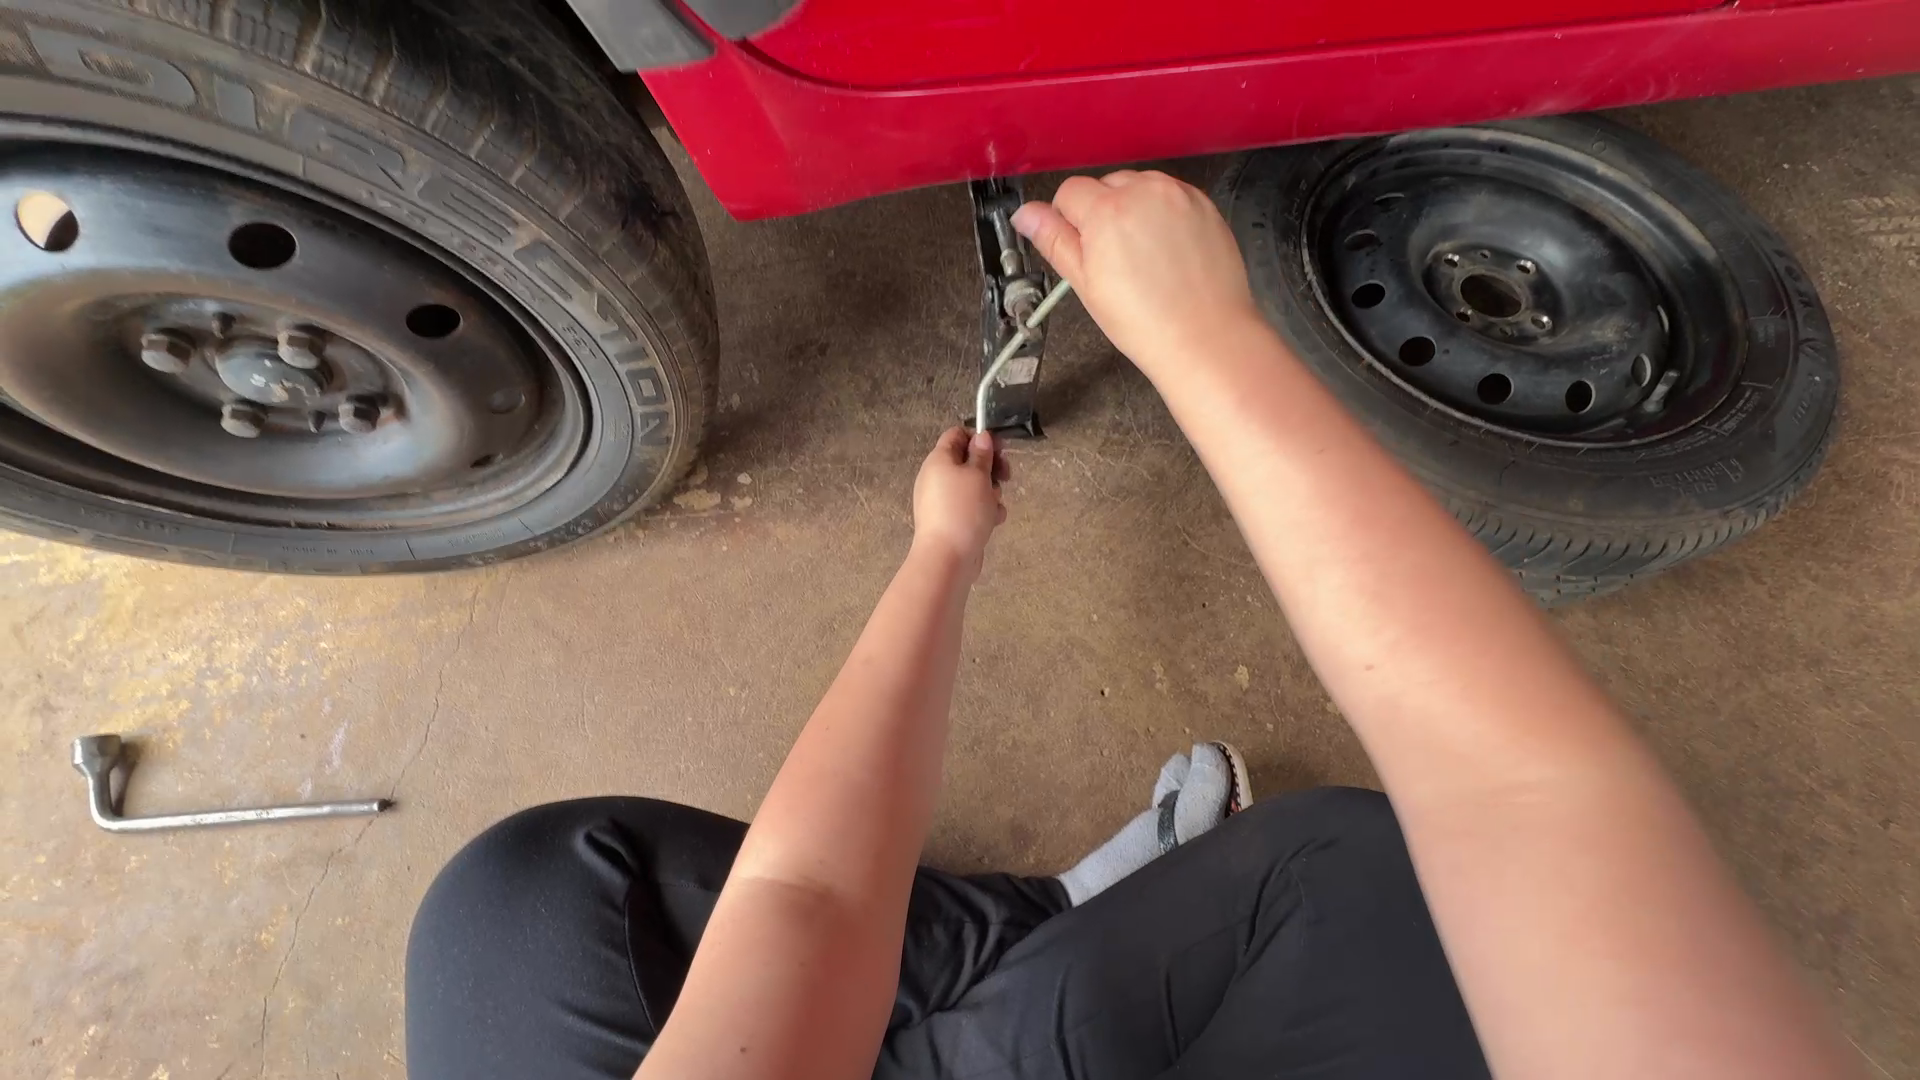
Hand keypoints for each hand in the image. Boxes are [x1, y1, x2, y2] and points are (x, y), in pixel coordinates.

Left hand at [912, 427, 1007, 571]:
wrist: (948, 558)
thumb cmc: (963, 510)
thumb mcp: (978, 475)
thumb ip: (982, 454)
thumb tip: (981, 437)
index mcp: (939, 460)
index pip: (957, 434)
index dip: (979, 438)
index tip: (999, 449)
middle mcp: (938, 478)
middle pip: (969, 461)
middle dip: (990, 468)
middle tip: (1006, 477)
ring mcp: (944, 501)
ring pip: (974, 486)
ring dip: (991, 493)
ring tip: (994, 505)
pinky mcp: (953, 520)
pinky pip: (972, 507)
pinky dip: (985, 511)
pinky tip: (992, 521)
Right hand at [1012, 170, 1264, 378]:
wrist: (1204, 337)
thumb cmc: (1145, 321)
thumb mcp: (1085, 284)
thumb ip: (1054, 240)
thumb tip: (1025, 215)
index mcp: (1107, 210)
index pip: (1069, 191)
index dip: (1067, 220)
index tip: (1080, 248)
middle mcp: (1144, 191)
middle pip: (1105, 185)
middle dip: (1101, 214)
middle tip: (1111, 260)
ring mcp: (1178, 195)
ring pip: (1139, 187)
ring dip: (1132, 211)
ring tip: (1141, 258)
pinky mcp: (1203, 204)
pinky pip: (1170, 197)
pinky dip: (1162, 216)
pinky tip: (1165, 254)